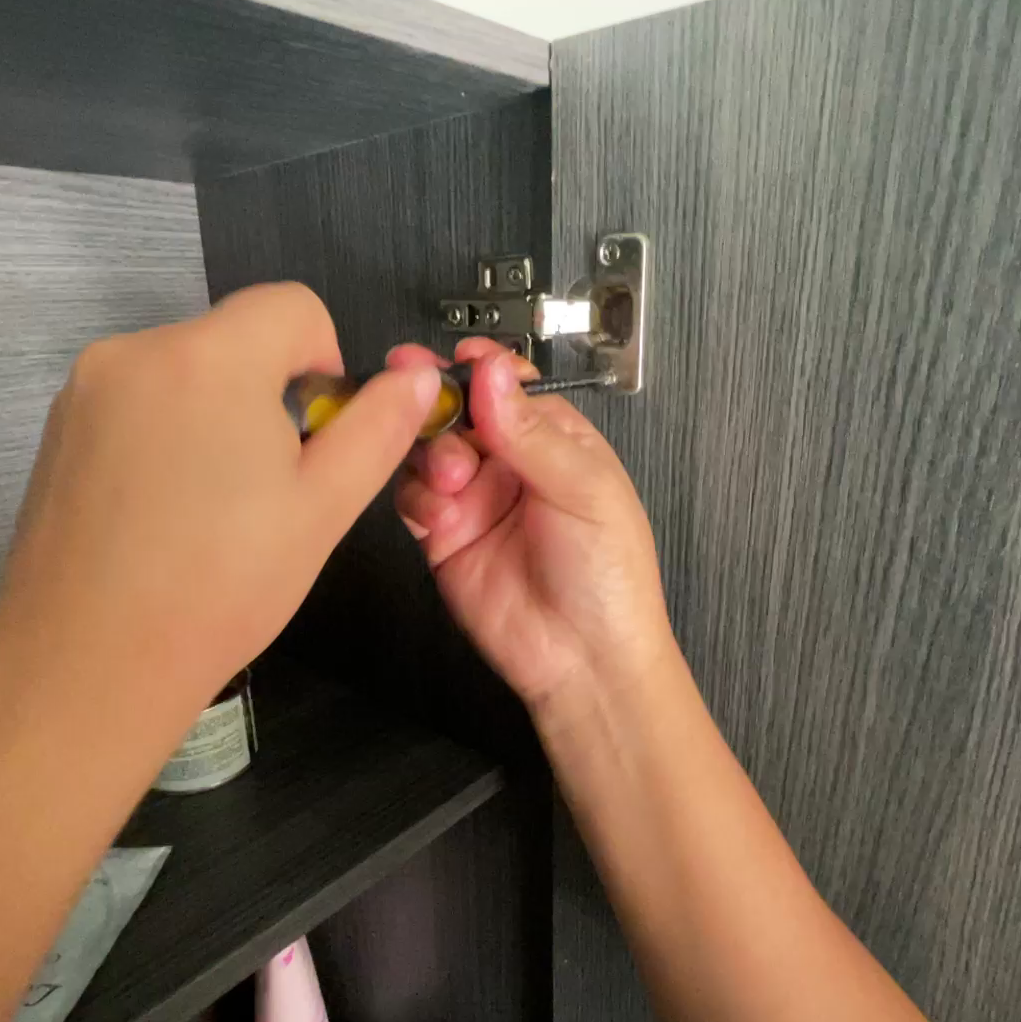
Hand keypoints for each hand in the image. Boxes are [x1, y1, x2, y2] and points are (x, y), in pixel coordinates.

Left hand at [0, 284, 441, 734]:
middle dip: (271, 394)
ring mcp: (85, 389)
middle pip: (238, 338)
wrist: (89, 666)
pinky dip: (172, 434)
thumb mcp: (324, 508)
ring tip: (216, 509)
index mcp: (209, 359)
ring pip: (190, 371)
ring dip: (222, 415)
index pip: (293, 305)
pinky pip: (141, 401)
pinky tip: (167, 513)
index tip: (317, 433)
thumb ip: (378, 429)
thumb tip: (417, 376)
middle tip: (271, 487)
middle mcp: (135, 351)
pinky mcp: (58, 429)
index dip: (326, 359)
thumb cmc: (224, 586)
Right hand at [389, 339, 675, 716]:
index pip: (507, 387)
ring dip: (429, 454)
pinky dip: (417, 497)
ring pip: (428, 450)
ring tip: (452, 480)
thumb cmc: (607, 573)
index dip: (479, 371)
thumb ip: (532, 433)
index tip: (453, 360)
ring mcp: (474, 500)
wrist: (583, 661)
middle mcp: (510, 464)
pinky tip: (441, 514)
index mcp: (555, 441)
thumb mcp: (584, 492)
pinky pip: (413, 498)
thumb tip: (492, 372)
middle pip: (458, 413)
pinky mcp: (442, 536)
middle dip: (441, 409)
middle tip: (428, 410)